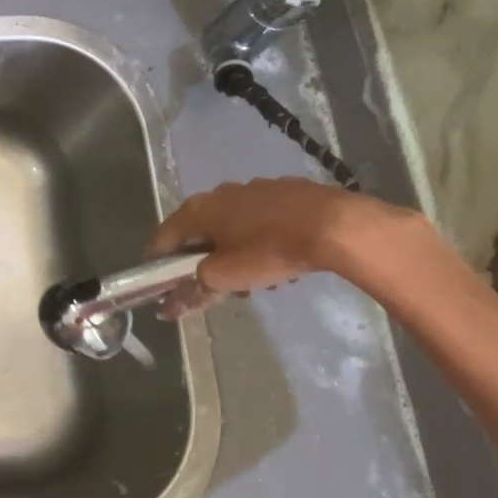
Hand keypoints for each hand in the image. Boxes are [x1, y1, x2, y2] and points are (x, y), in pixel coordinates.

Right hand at [144, 177, 412, 318]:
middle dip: (206, 263)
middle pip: (201, 233)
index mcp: (198, 209)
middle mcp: (220, 193)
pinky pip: (264, 220)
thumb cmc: (269, 250)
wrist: (338, 226)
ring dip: (237, 254)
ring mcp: (255, 189)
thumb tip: (166, 308)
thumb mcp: (225, 278)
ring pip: (234, 227)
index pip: (163, 237)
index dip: (160, 265)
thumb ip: (192, 291)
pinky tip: (284, 260)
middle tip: (222, 289)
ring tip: (260, 280)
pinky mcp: (288, 191)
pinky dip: (263, 240)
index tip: (165, 288)